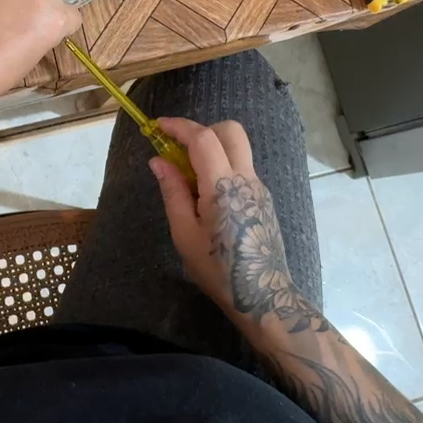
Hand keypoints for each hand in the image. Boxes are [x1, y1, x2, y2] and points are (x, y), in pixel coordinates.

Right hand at [151, 118, 326, 336]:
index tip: (158, 126)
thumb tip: (158, 161)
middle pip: (230, 131)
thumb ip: (172, 191)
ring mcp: (259, 187)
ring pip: (238, 148)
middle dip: (202, 129)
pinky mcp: (263, 198)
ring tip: (189, 176)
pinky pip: (241, 167)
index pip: (203, 138)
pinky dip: (221, 165)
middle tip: (179, 148)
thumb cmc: (217, 268)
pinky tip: (206, 195)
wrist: (263, 297)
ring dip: (212, 148)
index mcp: (223, 186)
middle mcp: (246, 178)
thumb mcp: (184, 233)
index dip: (179, 126)